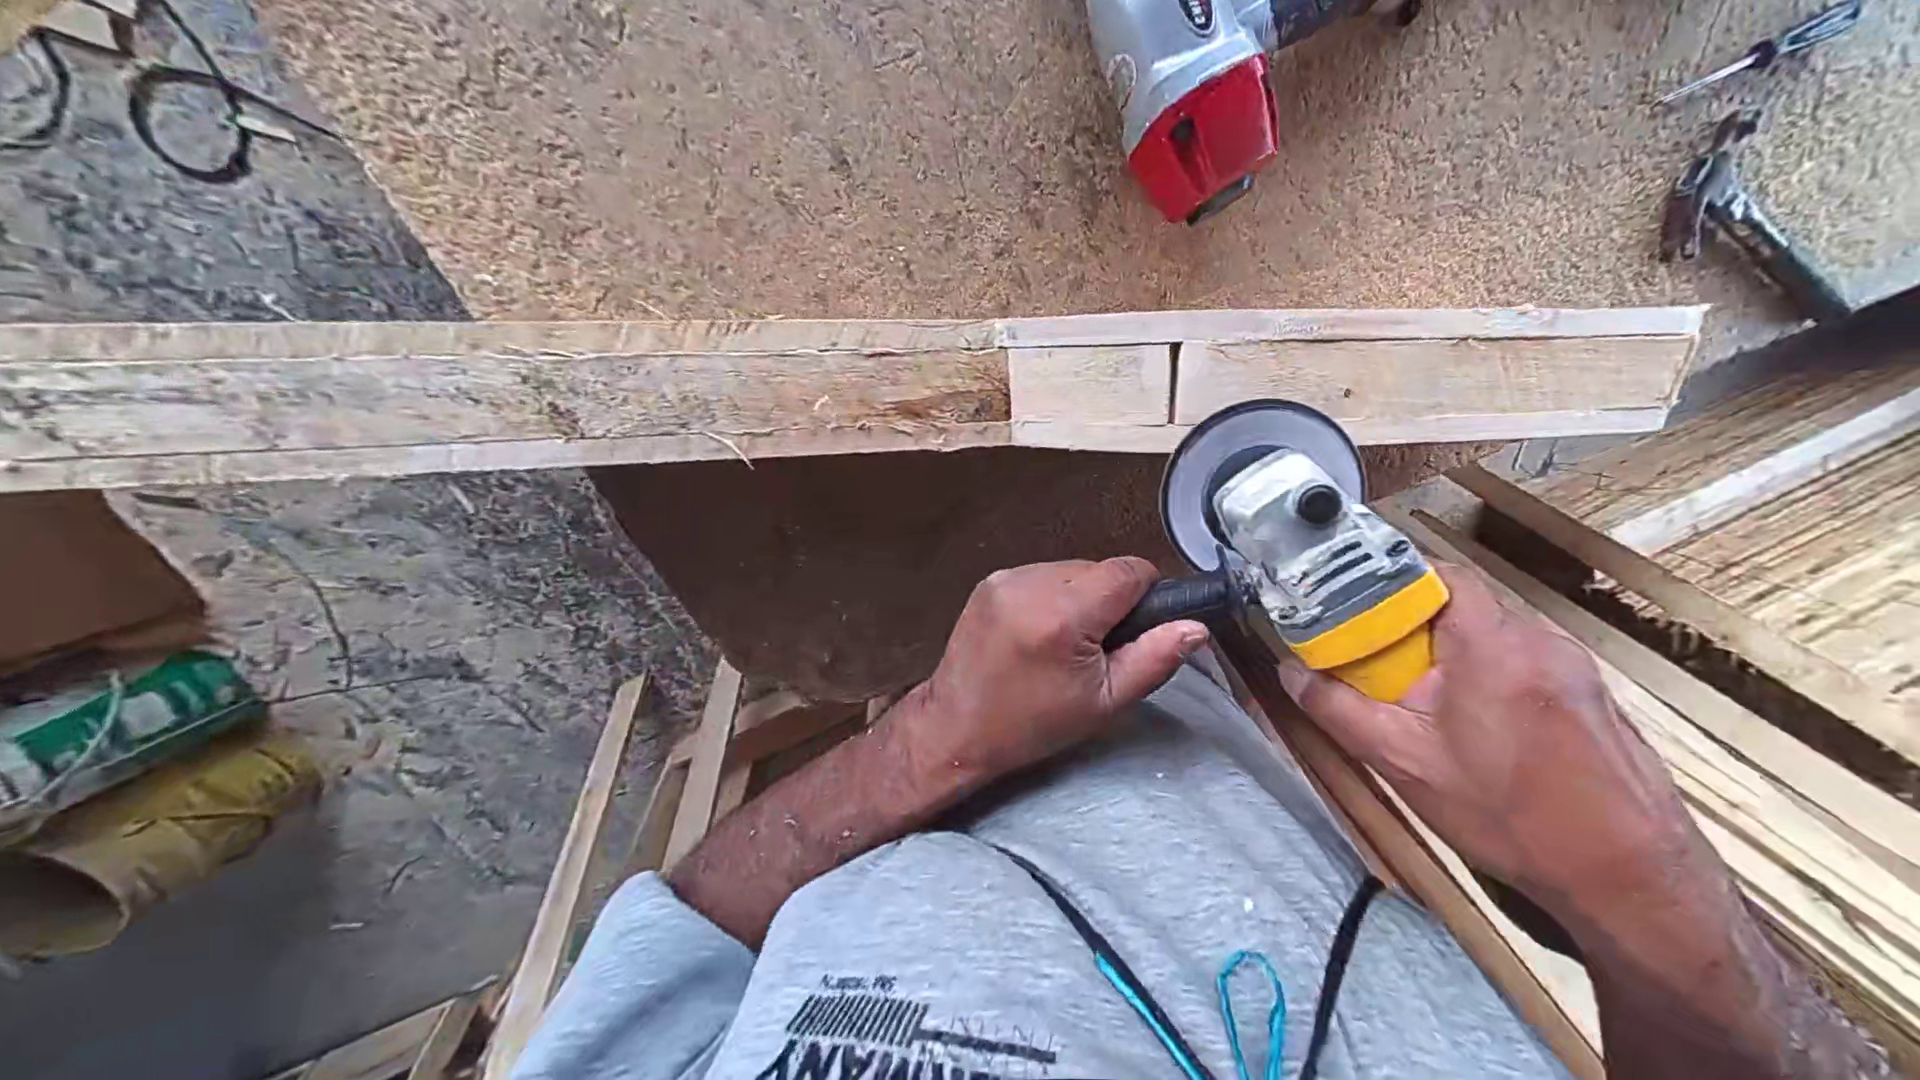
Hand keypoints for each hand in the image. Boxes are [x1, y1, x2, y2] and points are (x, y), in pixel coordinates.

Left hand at [887, 558, 1209, 787]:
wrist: (956, 727)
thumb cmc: (1033, 725)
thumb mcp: (1105, 702)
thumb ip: (1155, 658)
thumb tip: (1197, 626)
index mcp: (1064, 615)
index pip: (1128, 570)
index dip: (1146, 593)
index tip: (1138, 625)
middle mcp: (1031, 584)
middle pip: (1099, 567)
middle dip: (1110, 599)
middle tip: (1097, 645)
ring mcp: (1005, 578)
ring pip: (1071, 568)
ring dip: (1080, 596)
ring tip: (1065, 641)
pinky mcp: (990, 581)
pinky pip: (1042, 574)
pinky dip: (1052, 595)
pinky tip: (1040, 631)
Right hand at [1276, 562, 1720, 923]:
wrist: (1631, 884)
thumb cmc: (1508, 815)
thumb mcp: (1402, 762)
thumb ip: (1336, 709)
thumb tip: (1289, 671)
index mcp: (1495, 646)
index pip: (1441, 572)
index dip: (1392, 576)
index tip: (1352, 598)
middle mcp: (1542, 643)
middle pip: (1462, 603)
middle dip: (1411, 622)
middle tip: (1372, 654)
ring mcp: (1575, 670)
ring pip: (1491, 634)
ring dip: (1448, 649)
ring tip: (1414, 690)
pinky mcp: (1592, 697)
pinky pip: (1521, 661)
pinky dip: (1483, 671)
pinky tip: (1469, 720)